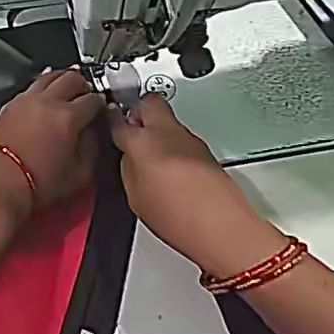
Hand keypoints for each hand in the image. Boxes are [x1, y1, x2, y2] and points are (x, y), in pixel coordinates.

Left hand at [0, 69, 106, 207]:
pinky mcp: (10, 105)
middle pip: (72, 78)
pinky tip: (44, 96)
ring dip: (63, 79)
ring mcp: (26, 100)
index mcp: (68, 117)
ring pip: (49, 75)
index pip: (93, 99)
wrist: (1, 183)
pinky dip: (43, 87)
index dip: (101, 102)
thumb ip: (92, 147)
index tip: (101, 107)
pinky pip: (31, 86)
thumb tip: (93, 134)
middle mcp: (47, 102)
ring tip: (68, 86)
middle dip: (85, 84)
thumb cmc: (34, 183)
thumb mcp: (80, 173)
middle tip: (88, 93)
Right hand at [107, 95, 284, 278]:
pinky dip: (172, 145)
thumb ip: (127, 168)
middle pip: (149, 103)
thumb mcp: (135, 197)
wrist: (224, 229)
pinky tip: (169, 169)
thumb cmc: (182, 218)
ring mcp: (190, 140)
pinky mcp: (206, 150)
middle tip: (130, 129)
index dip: (110, 121)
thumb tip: (127, 157)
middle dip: (137, 112)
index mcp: (144, 141)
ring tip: (150, 157)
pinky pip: (181, 137)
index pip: (119, 120)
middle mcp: (169, 133)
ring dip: (156, 130)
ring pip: (167, 119)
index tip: (109, 124)